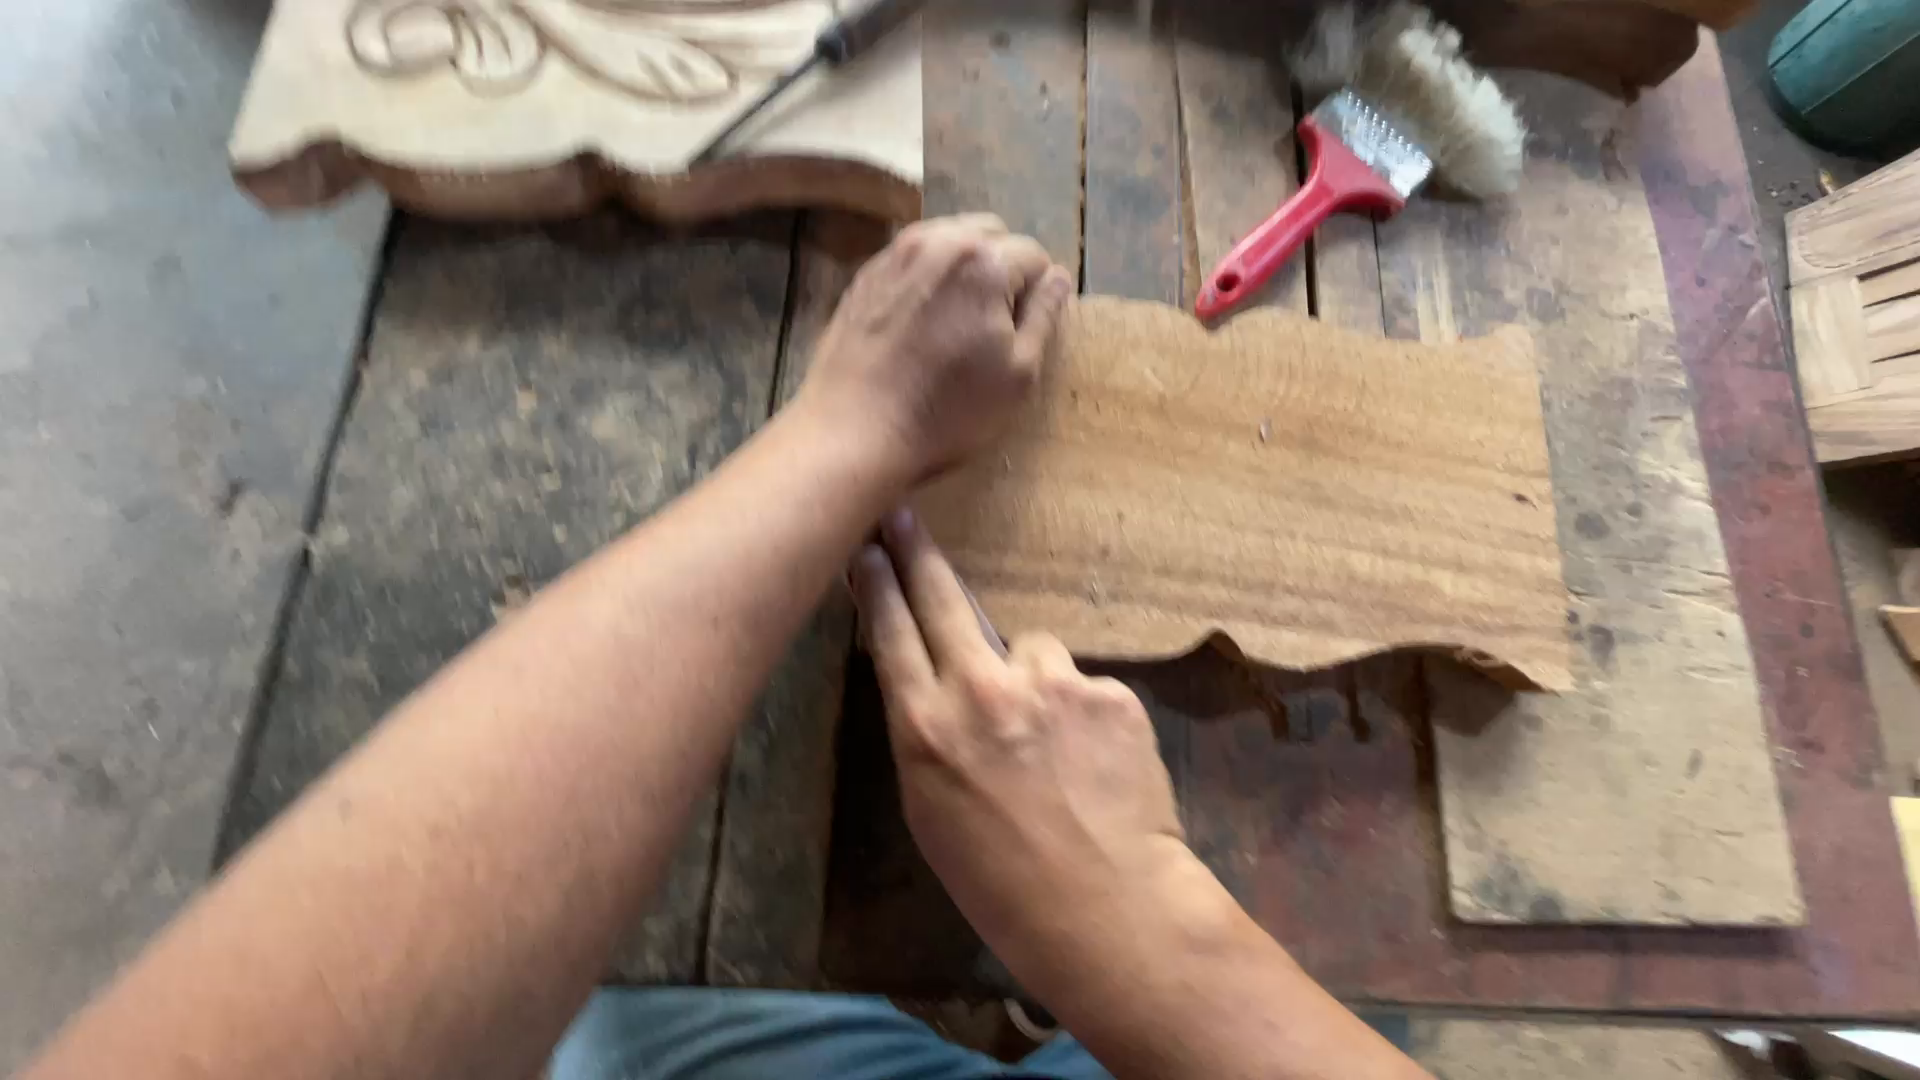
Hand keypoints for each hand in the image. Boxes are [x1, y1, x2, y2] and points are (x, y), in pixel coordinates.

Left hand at [800, 214, 1073, 481]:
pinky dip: (927, 280)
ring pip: (948, 241)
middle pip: (991, 235)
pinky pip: (911, 261)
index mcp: (984, 261)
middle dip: (1002, 270)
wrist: (854, 430)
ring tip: (956, 323)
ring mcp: (894, 255)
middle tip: (992, 325)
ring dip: (964, 270)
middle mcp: (938, 241)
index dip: (1038, 295)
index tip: (1021, 334)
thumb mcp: (1018, 374)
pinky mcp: (863, 276)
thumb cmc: (947, 411)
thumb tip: (1058, 277)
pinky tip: (920, 325)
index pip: (1034, 256)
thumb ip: (1045, 317)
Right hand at [849, 507, 1190, 971]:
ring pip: (1030, 648)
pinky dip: (1081, 710)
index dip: (877, 586)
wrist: (1110, 909)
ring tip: (1053, 742)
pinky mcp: (1108, 690)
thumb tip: (936, 683)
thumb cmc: (1001, 881)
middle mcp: (982, 691)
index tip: (866, 547)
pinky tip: (1093, 760)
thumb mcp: (932, 809)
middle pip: (943, 601)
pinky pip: (1082, 683)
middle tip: (904, 517)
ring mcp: (1051, 684)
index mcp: (927, 728)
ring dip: (1032, 677)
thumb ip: (929, 732)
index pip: (892, 635)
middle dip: (917, 553)